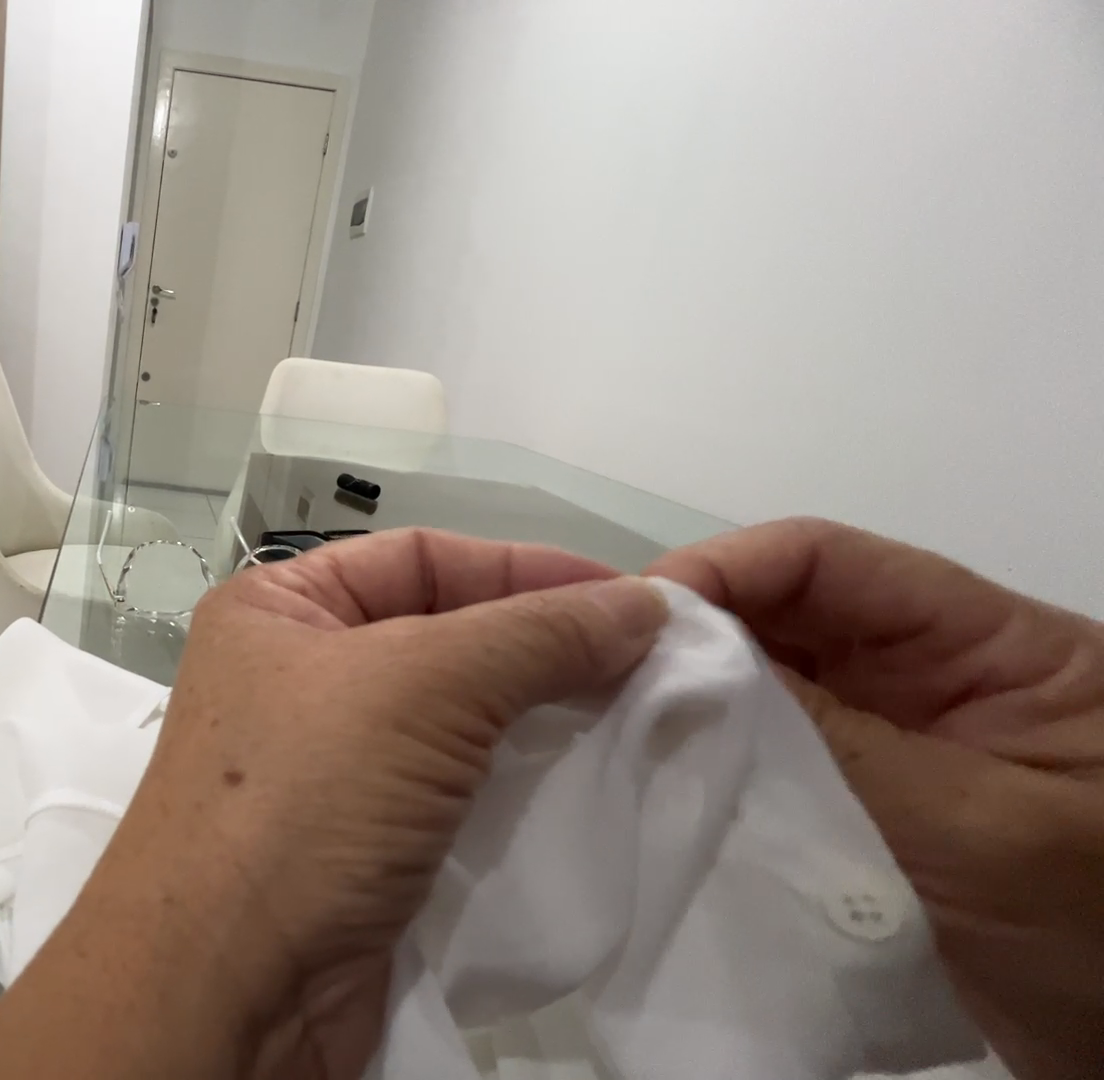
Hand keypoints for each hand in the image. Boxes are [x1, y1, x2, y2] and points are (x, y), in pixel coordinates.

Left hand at [0, 529, 666, 1079]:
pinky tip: (588, 777)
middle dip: (542, 642)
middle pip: (441, 631)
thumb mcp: (418, 686)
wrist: (229, 984)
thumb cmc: (303, 799)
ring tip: (643, 715)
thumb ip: (532, 635)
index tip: (631, 597)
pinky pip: (454, 781)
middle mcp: (296, 670)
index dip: (522, 567)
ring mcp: (328, 755)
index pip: (416, 557)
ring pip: (455, 712)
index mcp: (276, 607)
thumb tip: (642, 603)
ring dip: (542, 713)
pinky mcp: (361, 831)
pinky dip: (520, 776)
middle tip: (654, 660)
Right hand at [647, 519, 1103, 1079]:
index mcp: (986, 641)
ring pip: (750, 664)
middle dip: (685, 626)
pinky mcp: (833, 772)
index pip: (824, 559)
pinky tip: (647, 747)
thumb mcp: (971, 825)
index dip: (723, 568)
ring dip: (683, 681)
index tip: (635, 619)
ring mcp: (870, 721)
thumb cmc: (1097, 938)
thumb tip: (674, 666)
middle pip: (773, 604)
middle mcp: (915, 664)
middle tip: (599, 666)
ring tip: (609, 705)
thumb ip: (825, 733)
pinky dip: (697, 732)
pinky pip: (749, 728)